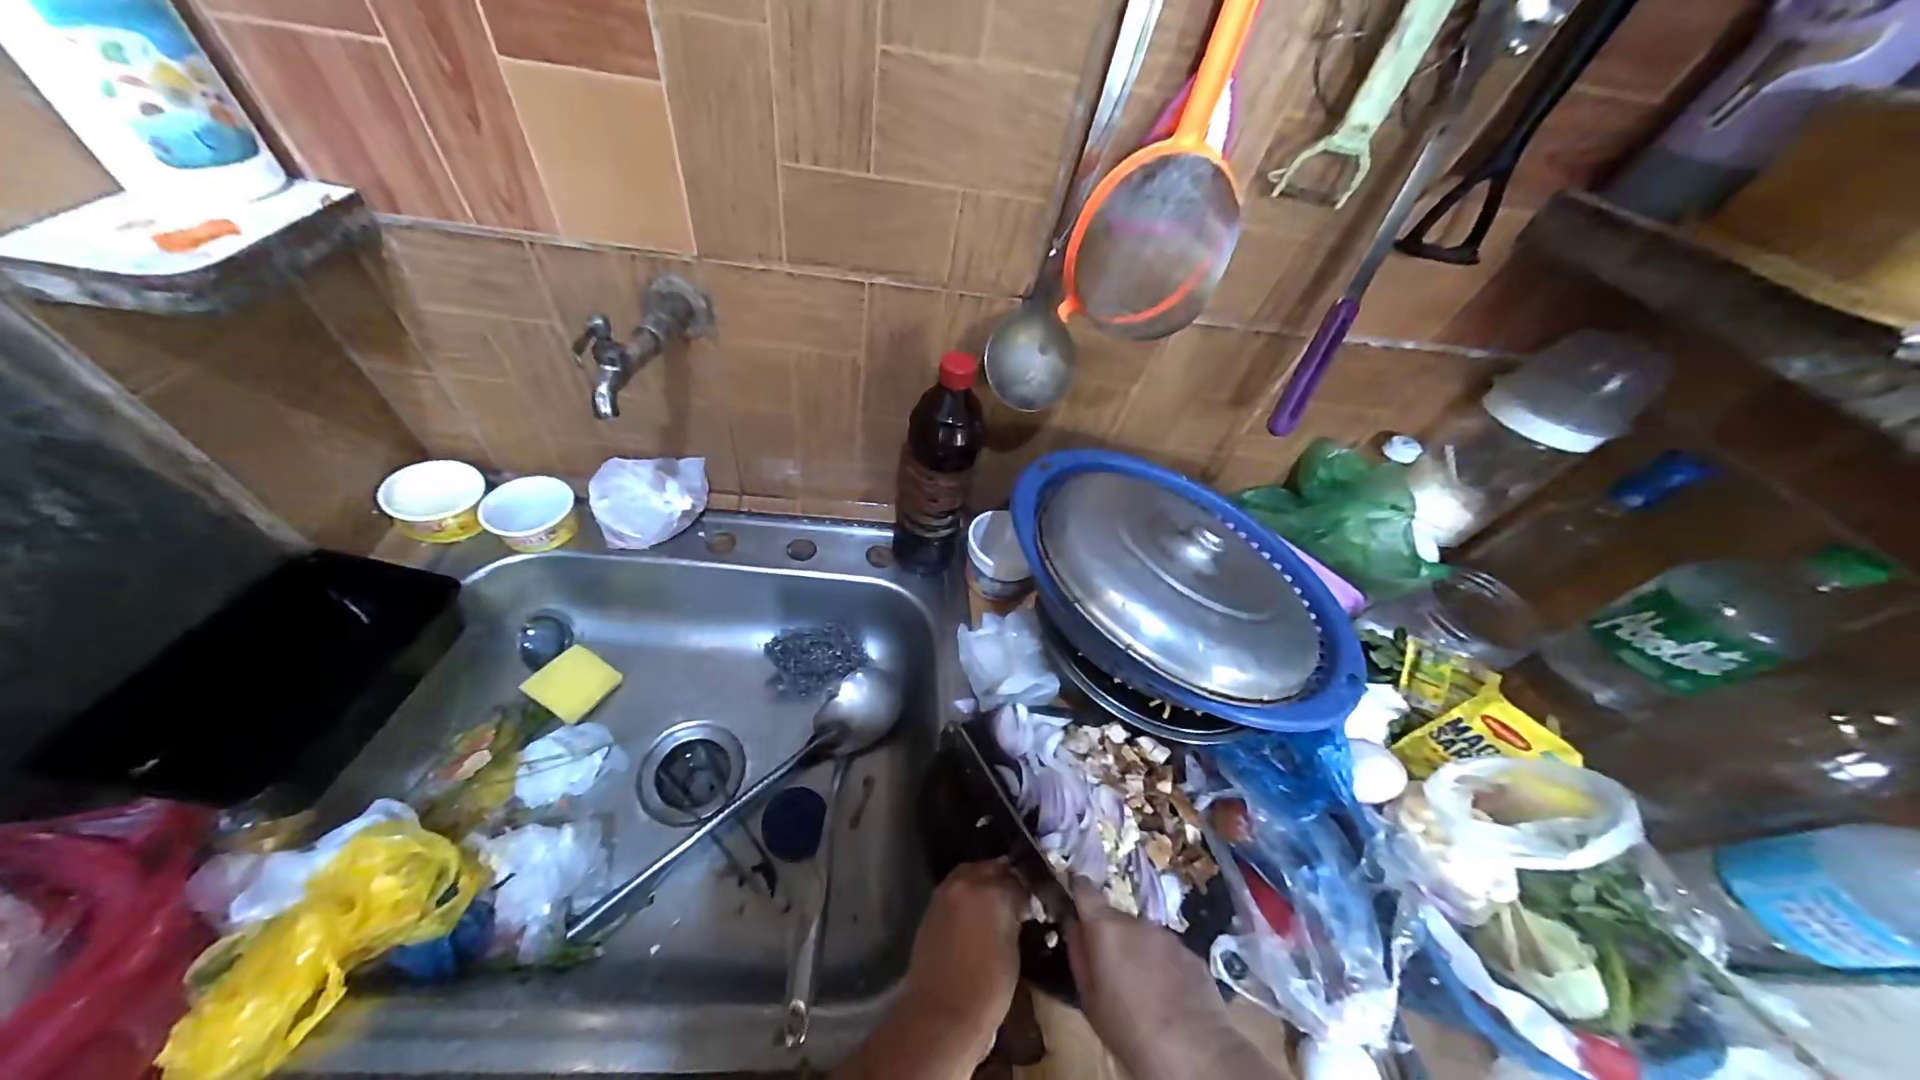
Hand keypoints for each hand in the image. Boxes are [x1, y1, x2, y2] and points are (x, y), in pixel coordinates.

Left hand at [903, 860, 1025, 1040]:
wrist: (941, 1013)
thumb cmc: (988, 988)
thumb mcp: (1013, 950)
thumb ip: (1014, 918)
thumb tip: (1016, 910)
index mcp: (993, 891)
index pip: (1018, 879)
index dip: (1028, 892)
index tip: (1034, 904)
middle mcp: (967, 882)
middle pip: (992, 868)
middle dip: (1006, 879)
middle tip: (1017, 898)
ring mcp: (945, 892)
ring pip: (971, 873)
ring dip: (984, 882)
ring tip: (997, 903)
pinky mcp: (931, 907)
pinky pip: (955, 888)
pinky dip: (967, 893)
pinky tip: (976, 912)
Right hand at [1066, 879, 1282, 1079]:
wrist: (1193, 1053)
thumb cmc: (1128, 1029)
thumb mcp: (1089, 999)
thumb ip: (1079, 955)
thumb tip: (1073, 927)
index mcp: (1105, 927)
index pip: (1085, 889)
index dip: (1078, 890)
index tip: (1074, 898)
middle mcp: (1136, 922)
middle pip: (1116, 917)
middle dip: (1111, 935)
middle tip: (1110, 968)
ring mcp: (1168, 936)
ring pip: (1144, 936)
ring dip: (1138, 951)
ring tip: (1142, 987)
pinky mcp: (1192, 954)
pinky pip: (1168, 953)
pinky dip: (1163, 966)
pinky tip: (1167, 996)